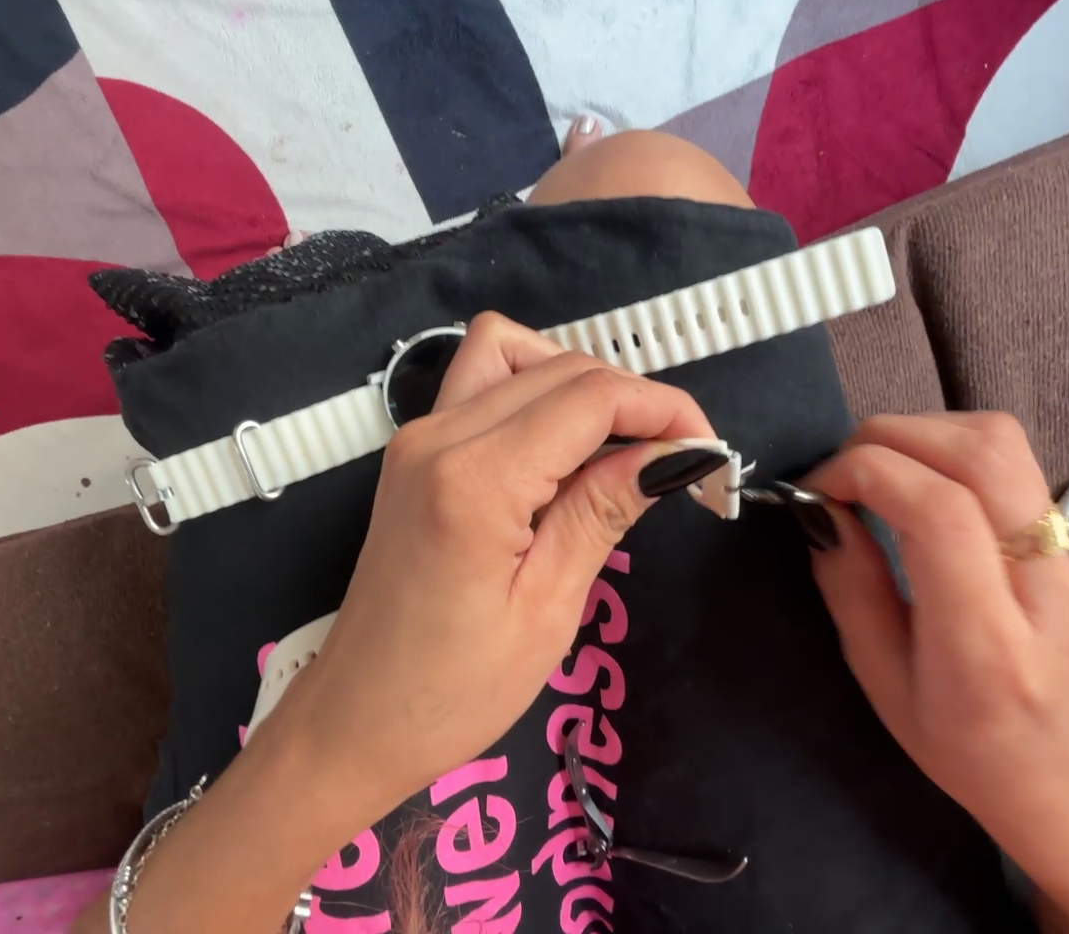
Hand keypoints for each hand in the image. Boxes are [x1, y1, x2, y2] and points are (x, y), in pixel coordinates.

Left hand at [271, 312, 717, 818]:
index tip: (709, 451)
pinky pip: (483, 381)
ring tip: (616, 448)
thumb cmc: (455, 689)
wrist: (359, 714)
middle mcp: (438, 433)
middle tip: (676, 462)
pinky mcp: (414, 448)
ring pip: (516, 354)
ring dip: (579, 382)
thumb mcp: (549, 607)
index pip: (591, 397)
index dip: (664, 409)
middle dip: (634, 400)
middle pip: (561, 368)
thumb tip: (672, 451)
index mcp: (475, 478)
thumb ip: (605, 509)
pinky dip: (534, 389)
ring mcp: (418, 434)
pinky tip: (560, 445)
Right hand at [805, 413, 1068, 931]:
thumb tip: (821, 508)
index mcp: (988, 648)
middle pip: (985, 454)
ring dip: (922, 435)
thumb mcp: (880, 680)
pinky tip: (917, 490)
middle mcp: (1049, 594)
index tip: (818, 489)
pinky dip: (946, 455)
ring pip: (1006, 444)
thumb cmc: (963, 751)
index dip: (867, 473)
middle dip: (892, 436)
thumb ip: (851, 587)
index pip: (942, 512)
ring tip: (878, 471)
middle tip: (844, 469)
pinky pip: (1012, 470)